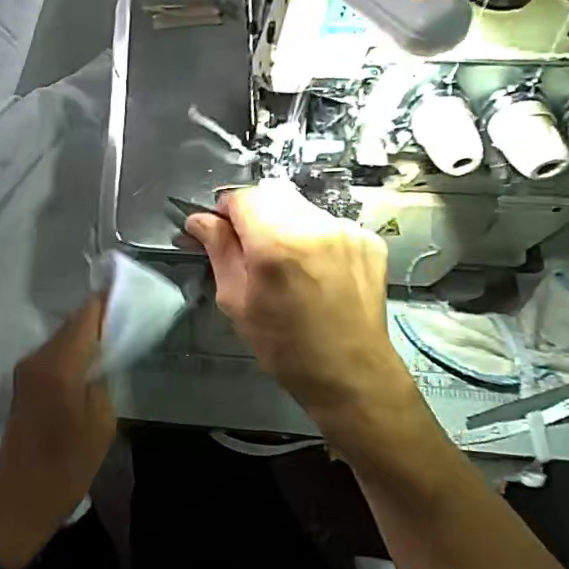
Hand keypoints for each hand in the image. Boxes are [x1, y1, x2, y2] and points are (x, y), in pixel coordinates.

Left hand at [0, 293, 114, 568]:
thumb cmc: (67, 465)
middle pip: (74, 322)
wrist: (20, 498)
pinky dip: (77, 350)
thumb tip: (108, 350)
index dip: (111, 302)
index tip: (136, 300)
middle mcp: (38, 357)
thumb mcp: (102, 421)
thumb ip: (105, 375)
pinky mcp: (25, 381)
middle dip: (102, 317)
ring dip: (89, 335)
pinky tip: (97, 362)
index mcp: (59, 364)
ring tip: (120, 341)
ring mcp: (27, 368)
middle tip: (135, 321)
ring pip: (64, 336)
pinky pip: (56, 353)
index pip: (86, 314)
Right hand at [183, 179, 420, 442]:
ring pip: (301, 207)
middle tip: (248, 250)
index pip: (242, 196)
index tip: (219, 231)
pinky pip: (328, 224)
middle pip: (272, 195)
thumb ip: (219, 252)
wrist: (350, 373)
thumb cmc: (285, 346)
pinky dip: (313, 237)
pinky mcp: (368, 240)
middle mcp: (315, 225)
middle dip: (254, 215)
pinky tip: (313, 270)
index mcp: (276, 242)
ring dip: (284, 224)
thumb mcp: (237, 302)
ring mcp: (347, 231)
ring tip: (284, 263)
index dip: (224, 210)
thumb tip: (199, 220)